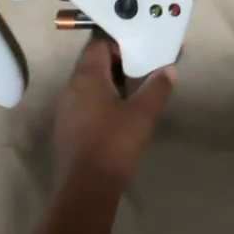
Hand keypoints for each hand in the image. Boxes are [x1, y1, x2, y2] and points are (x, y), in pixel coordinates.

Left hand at [53, 36, 174, 191]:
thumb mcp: (142, 114)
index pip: (98, 46)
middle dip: (115, 66)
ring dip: (108, 87)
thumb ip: (156, 88)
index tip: (138, 55)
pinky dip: (99, 105)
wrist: (86, 188)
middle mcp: (71, 88)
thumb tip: (168, 69)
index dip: (118, 45)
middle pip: (91, 65)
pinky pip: (83, 106)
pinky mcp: (65, 130)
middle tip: (140, 73)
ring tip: (132, 96)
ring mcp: (65, 110)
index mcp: (87, 77)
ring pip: (87, 87)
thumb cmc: (114, 143)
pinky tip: (116, 119)